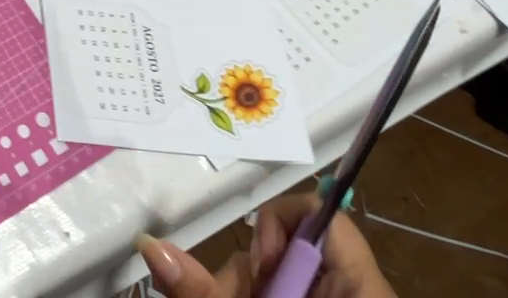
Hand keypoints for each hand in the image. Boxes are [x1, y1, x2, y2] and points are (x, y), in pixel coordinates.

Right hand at [135, 194, 394, 297]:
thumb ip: (203, 293)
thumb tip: (149, 244)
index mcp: (357, 288)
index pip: (318, 216)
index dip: (278, 226)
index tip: (258, 268)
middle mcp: (346, 291)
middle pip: (281, 249)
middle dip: (243, 276)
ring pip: (271, 281)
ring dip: (238, 295)